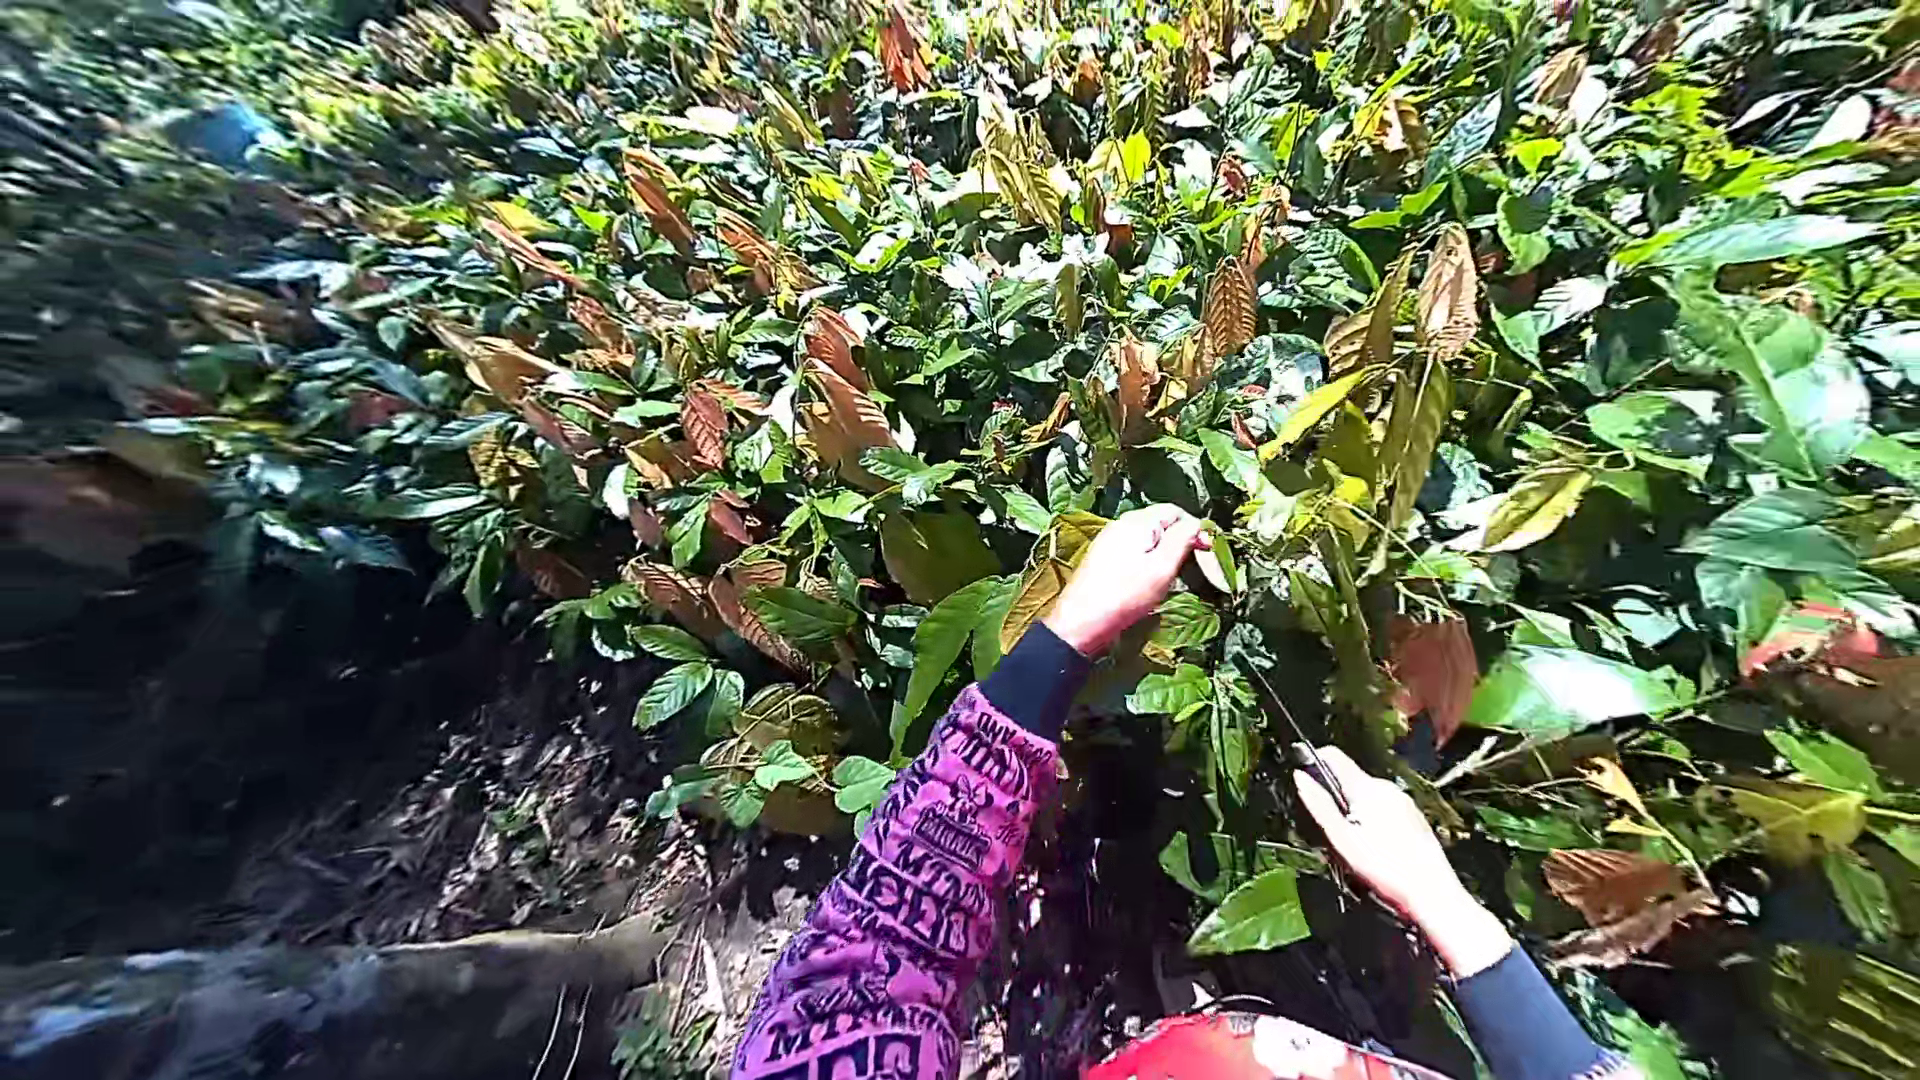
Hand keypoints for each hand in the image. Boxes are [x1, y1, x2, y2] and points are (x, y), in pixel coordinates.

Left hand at [1042, 504, 1211, 655]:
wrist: (1081, 621)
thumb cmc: (1124, 595)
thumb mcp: (1162, 567)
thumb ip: (1182, 540)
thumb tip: (1198, 523)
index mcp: (1135, 521)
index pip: (1174, 510)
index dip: (1195, 527)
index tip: (1208, 550)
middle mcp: (1119, 525)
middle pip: (1160, 523)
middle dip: (1179, 540)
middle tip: (1191, 566)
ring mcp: (1108, 541)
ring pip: (1146, 539)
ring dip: (1163, 553)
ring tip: (1170, 576)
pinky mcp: (1102, 558)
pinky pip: (1132, 551)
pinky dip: (1146, 561)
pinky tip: (1147, 581)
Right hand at [1293, 746, 1511, 977]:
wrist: (1438, 901)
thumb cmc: (1385, 871)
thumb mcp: (1341, 839)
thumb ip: (1318, 803)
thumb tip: (1299, 775)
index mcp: (1367, 788)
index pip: (1333, 755)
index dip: (1312, 759)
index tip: (1302, 774)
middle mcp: (1387, 788)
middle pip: (1349, 776)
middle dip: (1334, 793)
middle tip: (1331, 826)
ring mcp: (1405, 803)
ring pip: (1367, 793)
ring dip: (1354, 807)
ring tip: (1355, 841)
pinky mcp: (1416, 818)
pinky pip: (1384, 805)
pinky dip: (1372, 816)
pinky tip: (1376, 846)